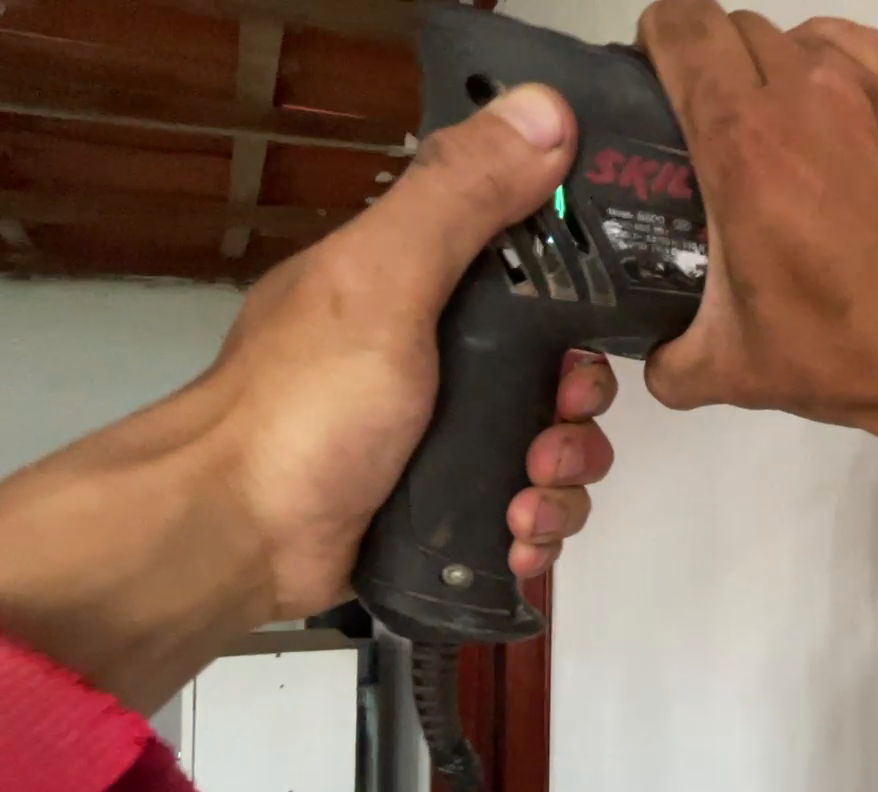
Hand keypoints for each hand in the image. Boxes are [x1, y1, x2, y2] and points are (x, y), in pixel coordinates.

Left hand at [0, 85, 615, 709]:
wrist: (243, 536)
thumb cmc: (310, 405)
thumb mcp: (383, 283)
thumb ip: (462, 202)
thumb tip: (546, 110)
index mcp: (440, 302)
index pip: (550, 304)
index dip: (584, 335)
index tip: (577, 365)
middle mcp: (459, 369)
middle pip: (571, 392)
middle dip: (576, 429)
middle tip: (544, 449)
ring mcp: (464, 441)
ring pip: (567, 459)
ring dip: (563, 489)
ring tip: (524, 513)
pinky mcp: (469, 505)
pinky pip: (543, 514)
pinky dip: (541, 533)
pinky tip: (515, 544)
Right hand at [637, 1, 877, 490]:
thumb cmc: (853, 359)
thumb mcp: (738, 373)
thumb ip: (670, 363)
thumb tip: (655, 363)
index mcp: (746, 147)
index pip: (680, 30)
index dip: (659, 50)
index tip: (661, 92)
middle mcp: (809, 101)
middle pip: (735, 30)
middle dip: (713, 70)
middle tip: (720, 138)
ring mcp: (874, 97)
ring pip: (798, 38)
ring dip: (777, 73)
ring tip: (786, 140)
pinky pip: (858, 51)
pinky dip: (834, 72)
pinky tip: (839, 128)